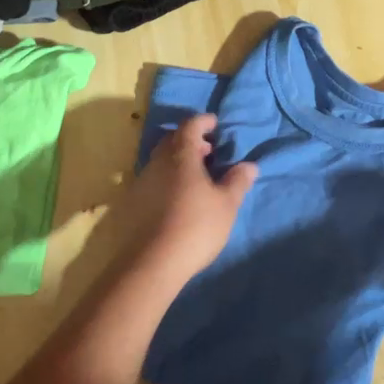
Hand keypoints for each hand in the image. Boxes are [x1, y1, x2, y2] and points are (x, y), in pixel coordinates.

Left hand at [117, 114, 256, 289]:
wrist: (152, 262)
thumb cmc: (196, 226)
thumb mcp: (226, 204)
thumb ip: (237, 181)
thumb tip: (249, 165)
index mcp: (180, 154)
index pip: (190, 125)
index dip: (203, 121)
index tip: (215, 123)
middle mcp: (158, 161)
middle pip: (172, 139)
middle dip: (191, 139)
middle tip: (209, 150)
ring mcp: (142, 181)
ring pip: (161, 159)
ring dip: (179, 159)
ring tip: (198, 175)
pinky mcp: (134, 201)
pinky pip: (154, 177)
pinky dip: (168, 176)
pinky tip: (180, 196)